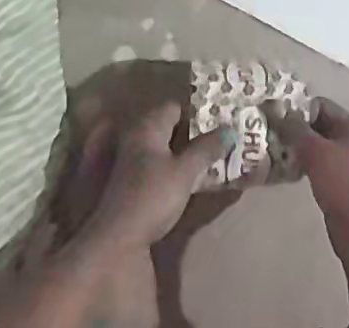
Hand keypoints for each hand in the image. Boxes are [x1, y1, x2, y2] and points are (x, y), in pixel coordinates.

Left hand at [84, 104, 231, 250]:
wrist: (118, 241)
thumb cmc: (153, 196)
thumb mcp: (185, 171)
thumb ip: (207, 149)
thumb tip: (230, 129)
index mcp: (148, 127)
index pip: (174, 107)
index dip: (196, 112)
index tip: (220, 121)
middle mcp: (137, 139)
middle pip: (169, 127)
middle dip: (194, 133)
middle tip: (221, 140)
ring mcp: (132, 163)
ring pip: (165, 148)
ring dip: (186, 152)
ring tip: (213, 159)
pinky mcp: (133, 185)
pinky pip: (160, 166)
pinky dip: (176, 168)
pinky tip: (192, 180)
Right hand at [270, 98, 348, 223]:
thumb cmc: (341, 184)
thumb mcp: (316, 151)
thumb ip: (296, 129)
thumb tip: (280, 113)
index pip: (320, 104)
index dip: (299, 109)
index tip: (276, 119)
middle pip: (319, 124)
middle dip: (296, 129)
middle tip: (272, 136)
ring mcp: (347, 161)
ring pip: (317, 145)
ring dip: (298, 147)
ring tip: (277, 152)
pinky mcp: (340, 181)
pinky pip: (319, 163)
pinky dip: (305, 163)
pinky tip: (289, 170)